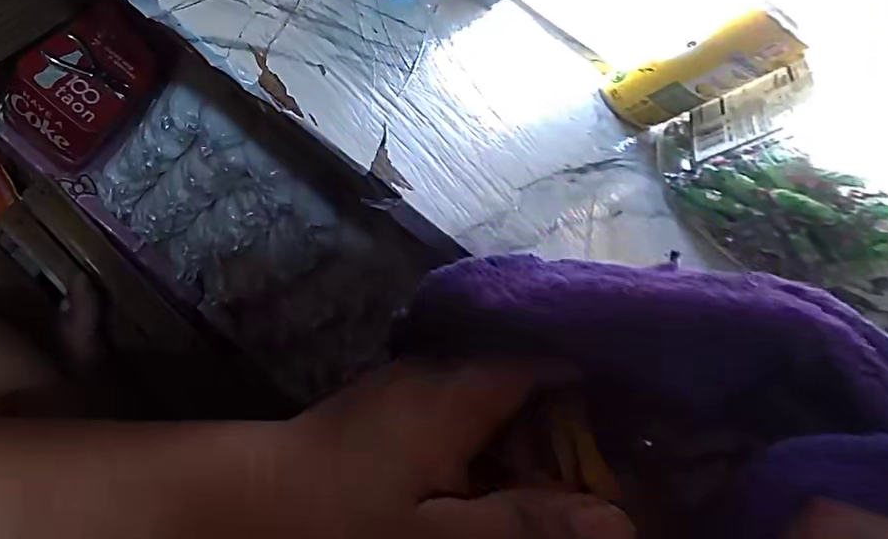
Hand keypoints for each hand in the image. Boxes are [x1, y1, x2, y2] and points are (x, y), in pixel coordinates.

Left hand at [270, 362, 633, 538]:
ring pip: (478, 385)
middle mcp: (429, 372)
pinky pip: (450, 397)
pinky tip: (487, 464)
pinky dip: (481, 425)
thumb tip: (617, 518)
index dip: (576, 375)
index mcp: (451, 395)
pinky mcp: (386, 397)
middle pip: (507, 373)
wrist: (265, 491)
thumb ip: (525, 523)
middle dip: (553, 409)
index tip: (622, 400)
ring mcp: (403, 380)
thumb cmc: (352, 518)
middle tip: (597, 455)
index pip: (527, 363)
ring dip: (515, 420)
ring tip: (552, 463)